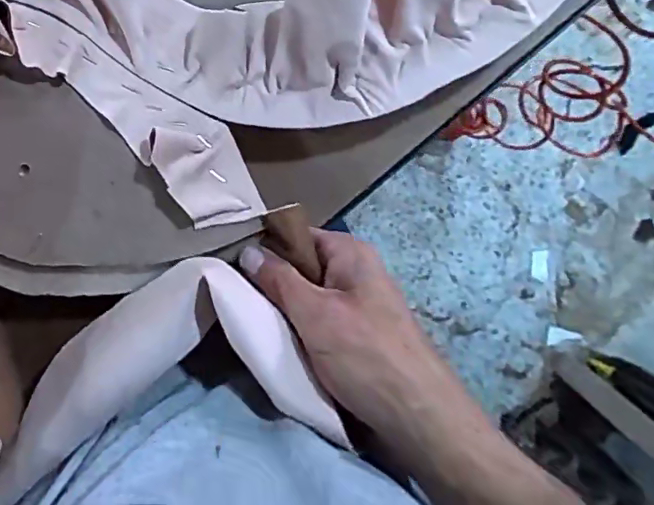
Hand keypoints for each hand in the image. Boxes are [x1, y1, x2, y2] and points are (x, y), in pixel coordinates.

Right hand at [240, 230, 486, 454]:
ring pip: (310, 300)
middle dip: (275, 285)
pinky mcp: (359, 338)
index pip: (297, 235)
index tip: (234, 263)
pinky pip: (322, 325)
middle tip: (241, 299)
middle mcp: (355, 271)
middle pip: (302, 268)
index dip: (267, 247)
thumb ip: (279, 280)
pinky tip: (286, 349)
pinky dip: (304, 335)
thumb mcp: (314, 313)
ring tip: (259, 325)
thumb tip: (248, 250)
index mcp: (349, 252)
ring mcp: (359, 306)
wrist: (419, 417)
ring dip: (288, 315)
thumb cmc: (366, 354)